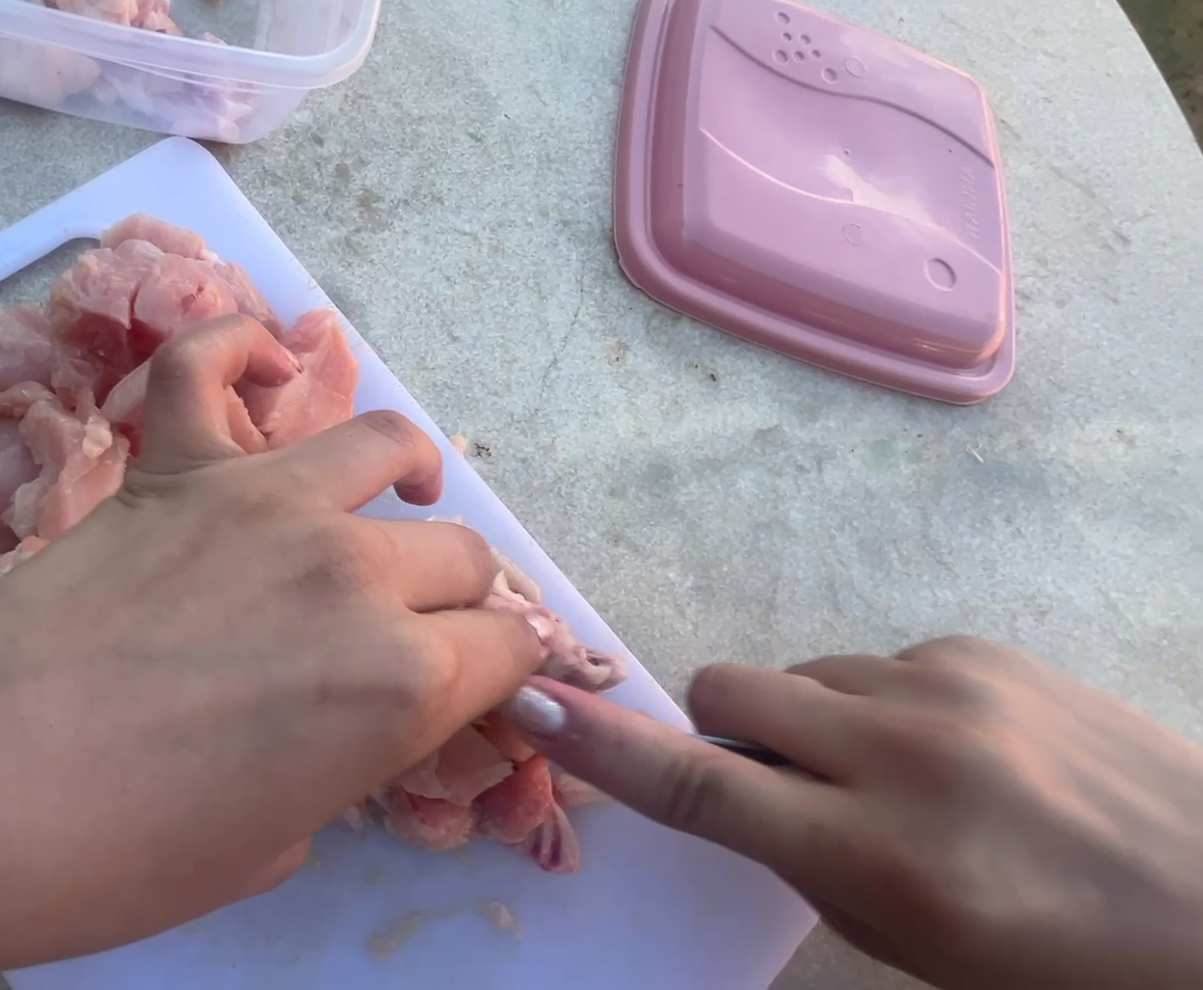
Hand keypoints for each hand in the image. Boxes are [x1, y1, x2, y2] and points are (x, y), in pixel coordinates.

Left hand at [0, 314, 541, 977]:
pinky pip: (212, 364)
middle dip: (460, 597)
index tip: (480, 675)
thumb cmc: (121, 853)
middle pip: (464, 555)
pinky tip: (266, 367)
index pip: (509, 650)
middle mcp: (351, 572)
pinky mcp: (176, 467)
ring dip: (407, 474)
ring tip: (396, 494)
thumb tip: (358, 715)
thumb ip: (343, 757)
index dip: (502, 666)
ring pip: (387, 446)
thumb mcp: (278, 839)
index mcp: (399, 685)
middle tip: (420, 620)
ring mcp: (265, 501)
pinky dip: (242, 350)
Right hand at [509, 637, 1202, 989]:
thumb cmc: (1070, 969)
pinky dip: (890, 703)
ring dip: (823, 719)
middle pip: (728, 690)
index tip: (536, 703)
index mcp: (893, 861)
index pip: (701, 786)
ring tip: (920, 774)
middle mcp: (912, 758)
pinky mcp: (985, 649)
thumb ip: (802, 856)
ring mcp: (954, 688)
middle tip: (792, 775)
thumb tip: (731, 772)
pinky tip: (973, 750)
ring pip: (801, 675)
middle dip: (732, 724)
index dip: (604, 746)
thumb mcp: (917, 949)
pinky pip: (876, 662)